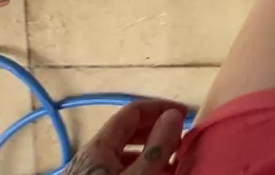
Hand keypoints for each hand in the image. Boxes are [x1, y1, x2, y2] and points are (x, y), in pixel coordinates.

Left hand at [62, 101, 185, 174]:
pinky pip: (119, 171)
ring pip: (125, 155)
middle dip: (158, 131)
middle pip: (128, 131)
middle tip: (180, 140)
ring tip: (172, 163)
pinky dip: (140, 169)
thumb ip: (156, 147)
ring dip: (151, 153)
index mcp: (97, 146)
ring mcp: (90, 174)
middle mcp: (91, 156)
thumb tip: (174, 114)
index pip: (132, 111)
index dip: (160, 107)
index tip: (185, 115)